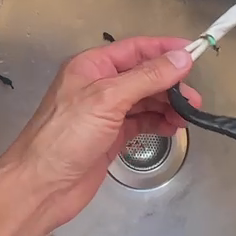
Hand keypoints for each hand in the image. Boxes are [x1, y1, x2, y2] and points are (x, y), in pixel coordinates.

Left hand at [0, 37, 197, 233]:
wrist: (41, 187)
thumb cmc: (66, 136)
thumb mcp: (108, 98)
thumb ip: (147, 77)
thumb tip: (181, 58)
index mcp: (92, 66)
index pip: (135, 49)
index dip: (165, 49)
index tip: (195, 52)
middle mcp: (99, 85)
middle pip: (143, 75)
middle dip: (170, 82)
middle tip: (194, 97)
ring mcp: (104, 112)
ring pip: (144, 100)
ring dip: (167, 105)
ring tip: (188, 115)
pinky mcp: (110, 137)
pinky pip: (140, 122)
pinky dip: (158, 122)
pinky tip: (173, 127)